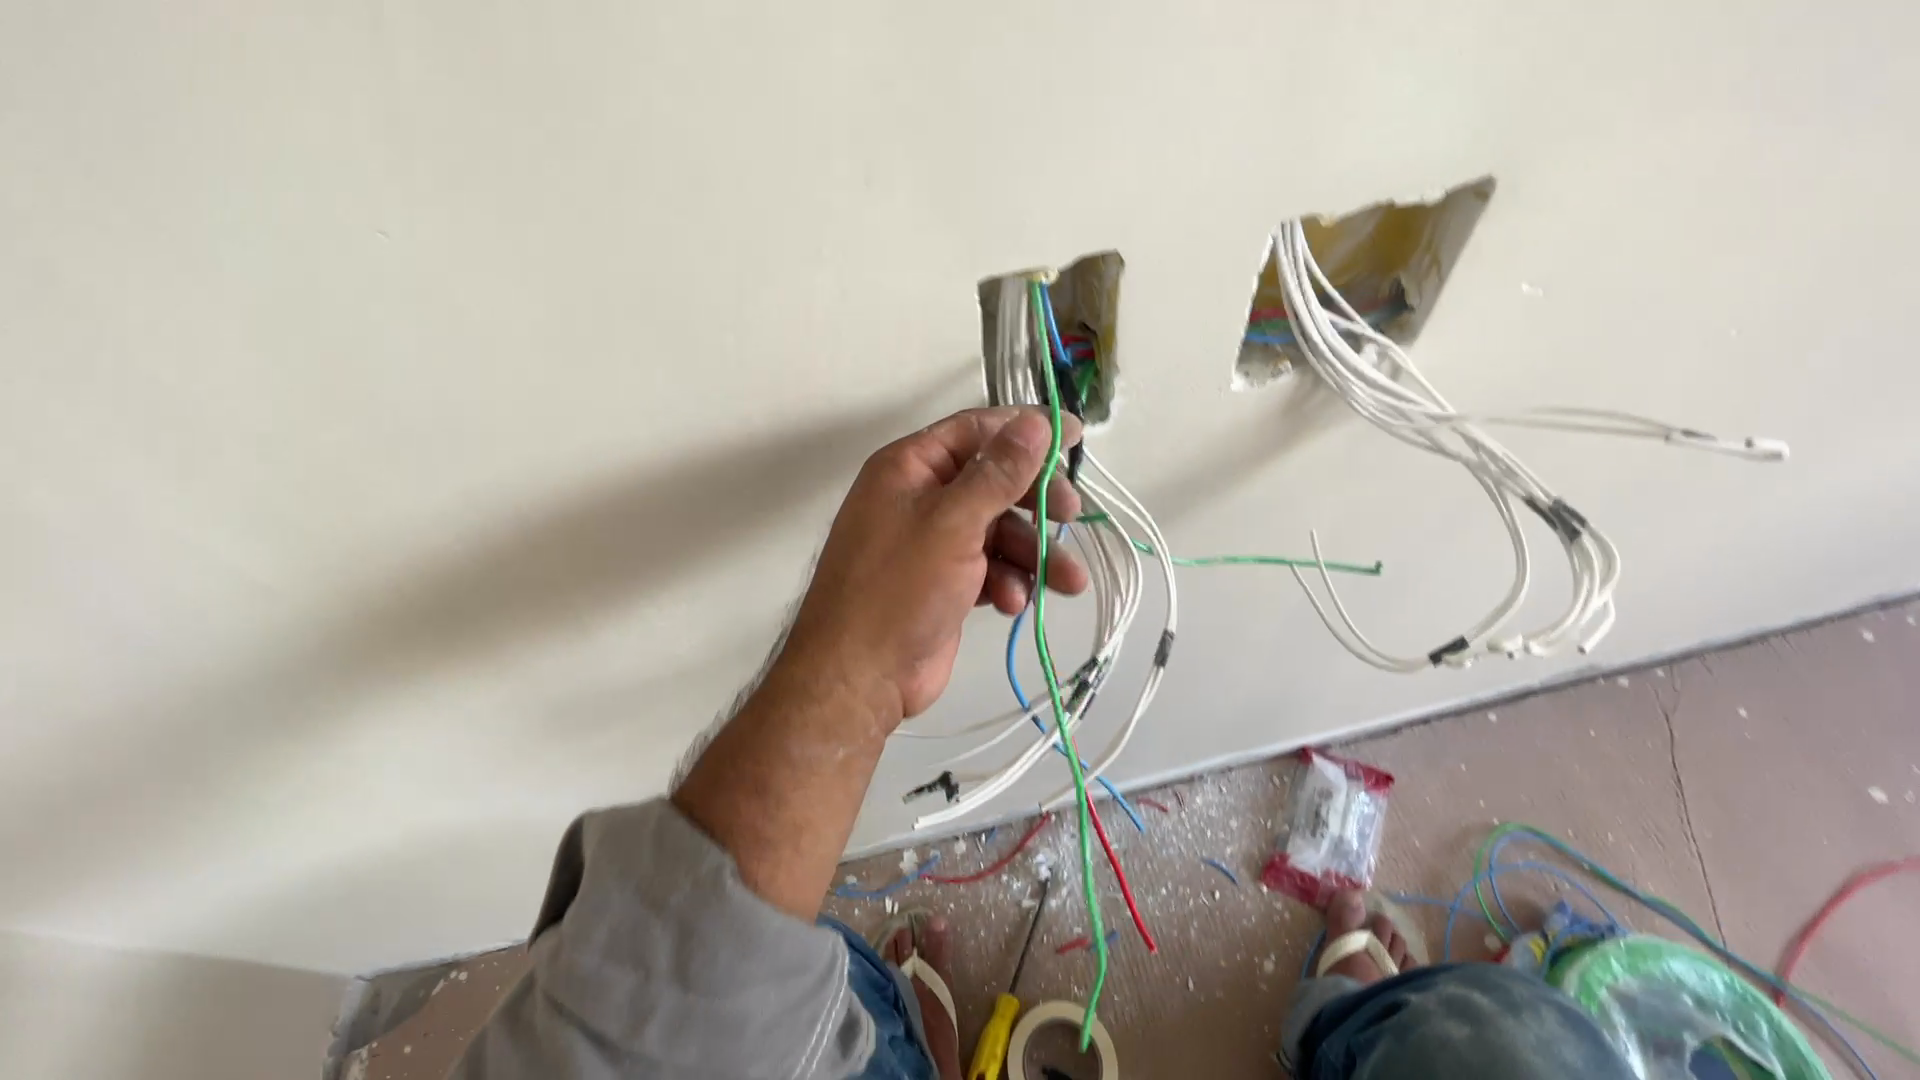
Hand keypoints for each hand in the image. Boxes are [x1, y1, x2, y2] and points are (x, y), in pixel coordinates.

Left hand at [775, 406, 1088, 722]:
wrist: (859, 676)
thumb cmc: (898, 588)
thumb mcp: (953, 522)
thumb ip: (998, 473)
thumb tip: (1037, 423)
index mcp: (910, 468)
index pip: (975, 431)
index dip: (1025, 431)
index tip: (1076, 436)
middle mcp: (920, 498)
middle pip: (994, 482)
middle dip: (1036, 501)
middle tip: (1073, 514)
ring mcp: (932, 543)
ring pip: (999, 532)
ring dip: (1032, 553)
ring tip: (1067, 581)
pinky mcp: (945, 584)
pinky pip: (989, 568)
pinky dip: (1007, 582)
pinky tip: (1012, 603)